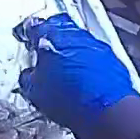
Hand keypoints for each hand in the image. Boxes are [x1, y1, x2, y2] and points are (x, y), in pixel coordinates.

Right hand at [15, 14, 139, 138]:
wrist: (108, 112)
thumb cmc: (72, 98)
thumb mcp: (35, 90)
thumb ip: (28, 76)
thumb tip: (29, 75)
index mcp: (53, 37)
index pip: (36, 26)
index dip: (28, 32)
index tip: (25, 36)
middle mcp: (78, 36)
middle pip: (61, 30)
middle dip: (51, 41)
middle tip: (43, 55)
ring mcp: (98, 47)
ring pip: (78, 44)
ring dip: (69, 54)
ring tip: (61, 73)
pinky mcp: (113, 62)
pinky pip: (94, 57)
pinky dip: (85, 66)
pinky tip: (80, 83)